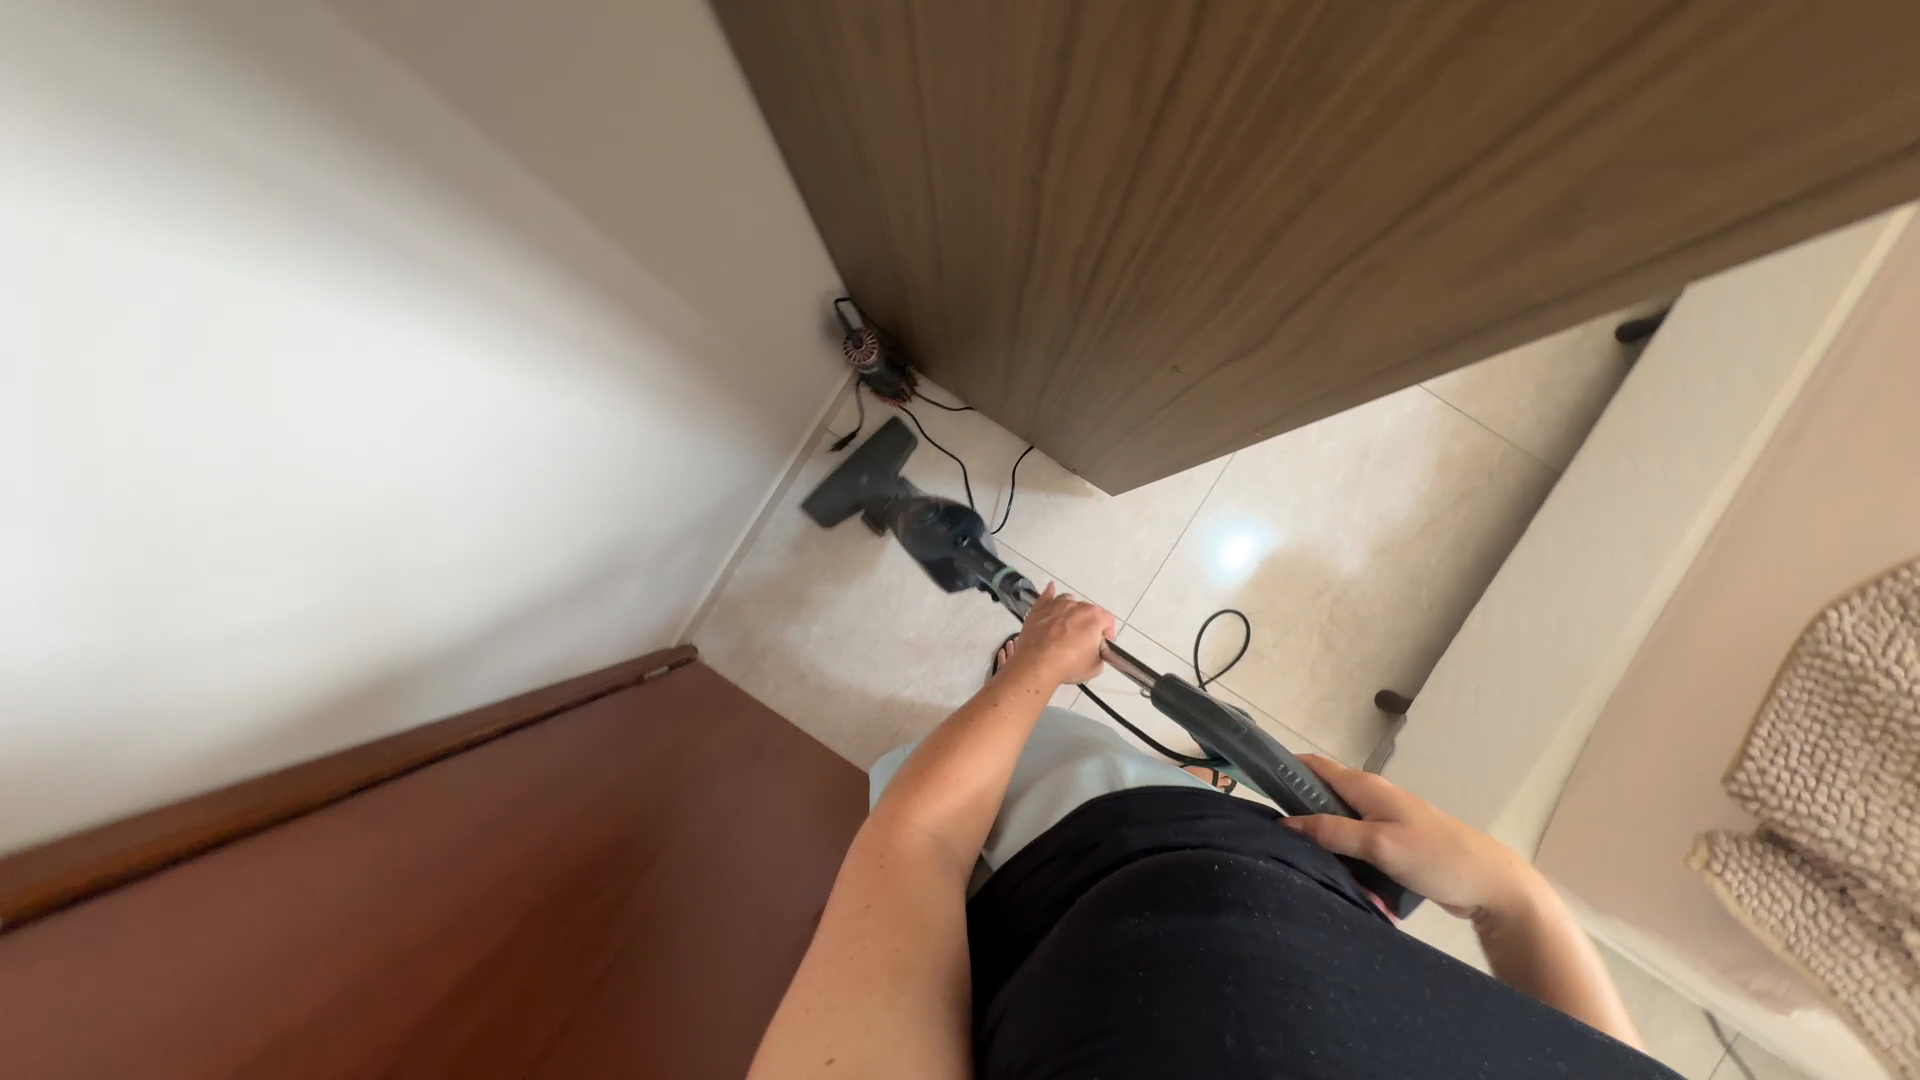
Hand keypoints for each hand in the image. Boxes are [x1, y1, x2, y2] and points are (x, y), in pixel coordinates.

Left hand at [1003, 584, 1114, 686]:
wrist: (1037, 664)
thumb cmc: (1069, 665)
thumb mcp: (1095, 667)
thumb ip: (1099, 654)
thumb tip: (1094, 652)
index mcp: (1094, 617)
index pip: (1108, 620)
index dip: (1108, 632)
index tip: (1103, 644)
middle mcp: (1076, 606)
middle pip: (1088, 611)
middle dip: (1089, 624)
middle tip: (1083, 642)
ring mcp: (1056, 605)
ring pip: (1069, 602)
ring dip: (1072, 612)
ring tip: (1068, 627)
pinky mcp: (1039, 609)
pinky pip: (1046, 596)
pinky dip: (1050, 593)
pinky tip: (1051, 588)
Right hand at [1283, 754, 1544, 921]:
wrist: (1494, 886)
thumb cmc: (1436, 855)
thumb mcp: (1379, 844)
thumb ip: (1332, 831)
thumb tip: (1285, 822)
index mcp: (1365, 786)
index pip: (1313, 764)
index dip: (1284, 768)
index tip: (1255, 783)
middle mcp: (1370, 797)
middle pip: (1321, 799)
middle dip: (1300, 818)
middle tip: (1278, 840)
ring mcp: (1383, 821)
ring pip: (1338, 828)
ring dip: (1327, 848)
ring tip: (1310, 867)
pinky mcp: (1393, 845)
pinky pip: (1356, 848)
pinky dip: (1348, 862)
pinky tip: (1344, 881)